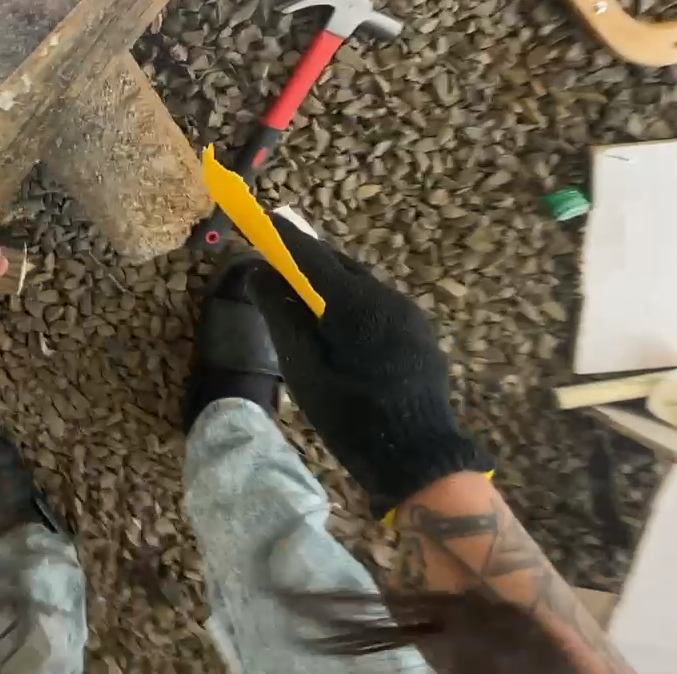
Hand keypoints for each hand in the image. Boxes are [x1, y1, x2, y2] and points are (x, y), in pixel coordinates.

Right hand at [244, 215, 489, 515]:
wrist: (418, 460)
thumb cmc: (349, 415)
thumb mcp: (301, 366)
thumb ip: (279, 313)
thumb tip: (258, 273)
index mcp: (356, 303)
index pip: (312, 255)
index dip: (284, 236)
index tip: (264, 217)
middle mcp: (388, 298)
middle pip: (338, 265)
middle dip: (306, 259)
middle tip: (277, 262)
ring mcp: (409, 315)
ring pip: (359, 285)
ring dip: (328, 284)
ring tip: (302, 300)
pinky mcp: (419, 333)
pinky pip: (376, 304)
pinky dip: (349, 303)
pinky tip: (336, 327)